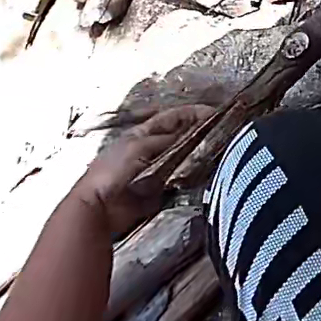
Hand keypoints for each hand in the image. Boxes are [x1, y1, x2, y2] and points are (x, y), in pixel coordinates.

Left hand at [69, 104, 218, 233]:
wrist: (99, 207)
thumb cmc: (113, 170)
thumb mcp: (138, 147)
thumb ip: (164, 140)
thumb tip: (189, 135)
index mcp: (143, 133)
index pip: (172, 118)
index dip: (192, 113)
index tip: (214, 113)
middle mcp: (151, 148)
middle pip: (180, 136)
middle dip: (199, 132)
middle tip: (222, 133)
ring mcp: (155, 169)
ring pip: (182, 157)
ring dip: (198, 154)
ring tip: (219, 152)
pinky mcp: (158, 189)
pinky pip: (180, 179)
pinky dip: (192, 176)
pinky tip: (205, 174)